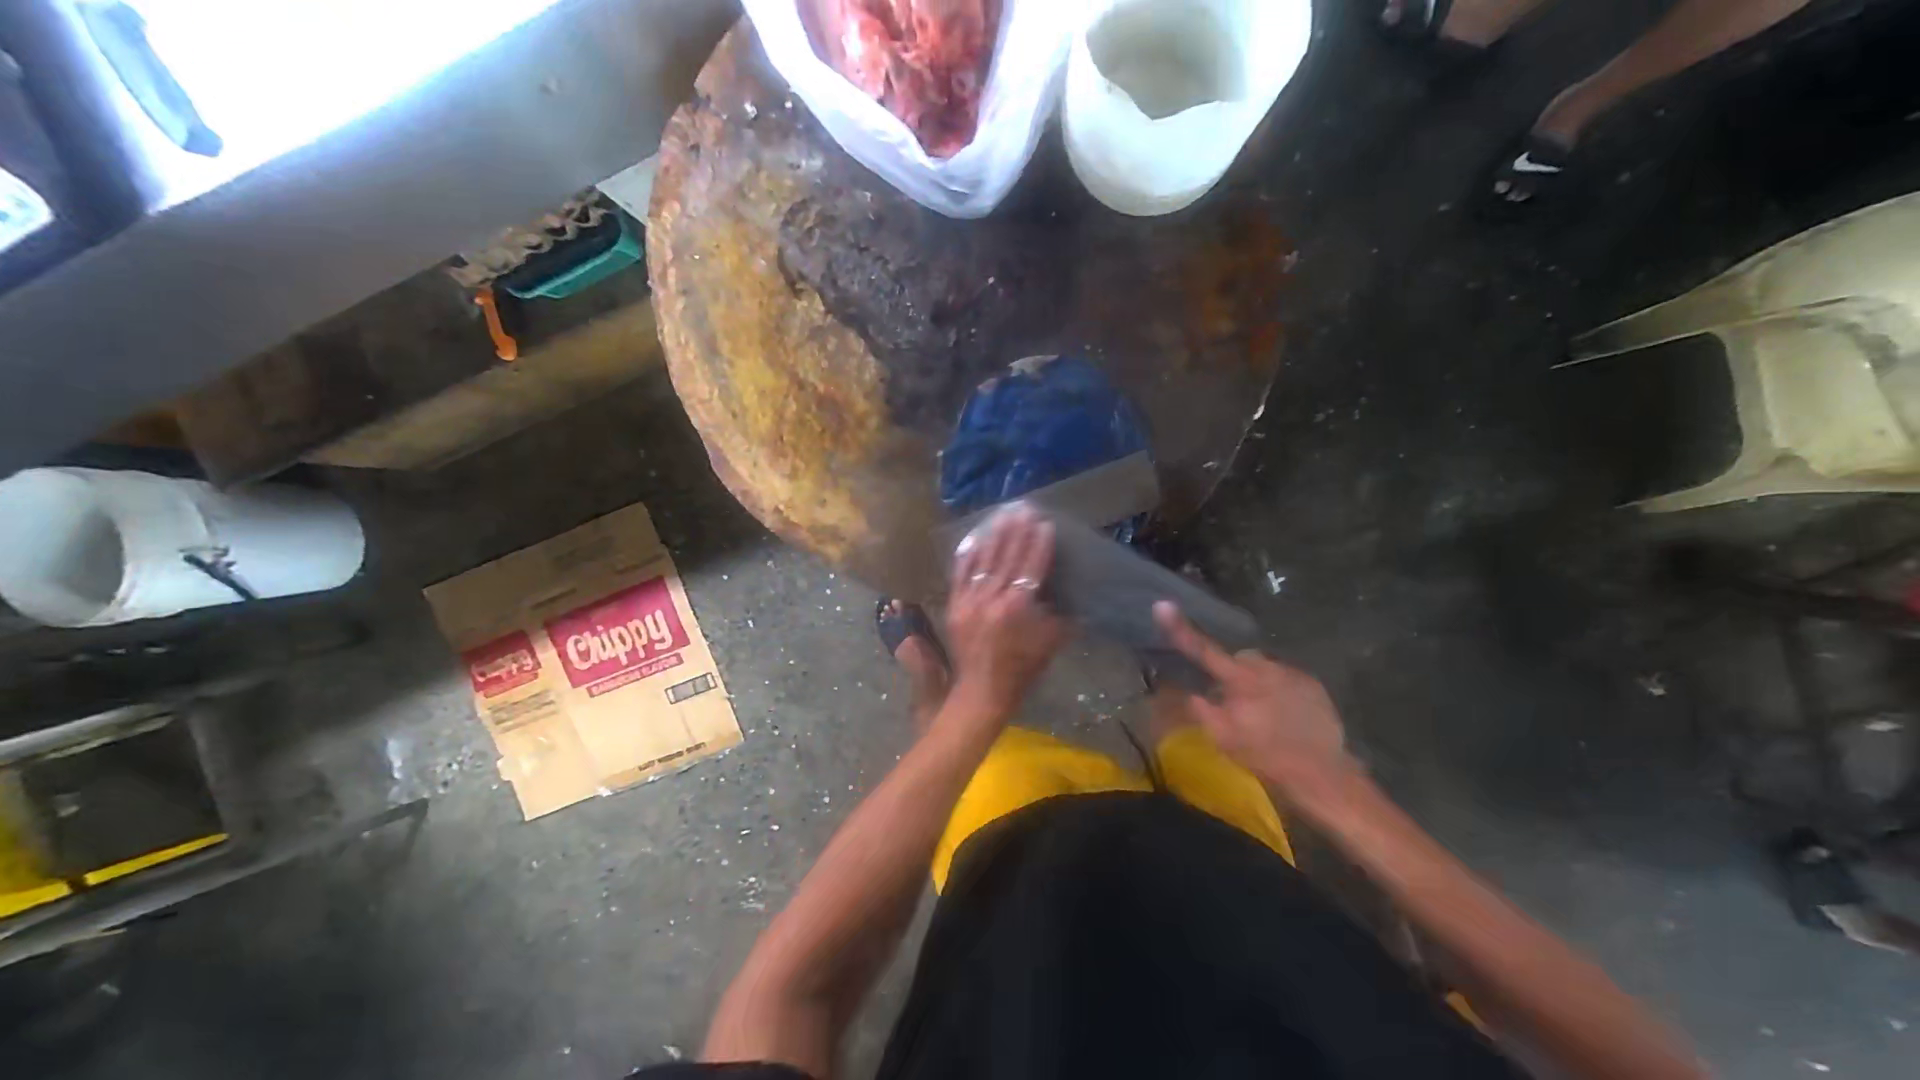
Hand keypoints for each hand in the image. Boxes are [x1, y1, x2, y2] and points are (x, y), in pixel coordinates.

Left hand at [945, 503, 1067, 717]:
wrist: (982, 691)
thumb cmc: (1022, 669)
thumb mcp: (1050, 642)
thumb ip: (1061, 615)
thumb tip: (1070, 592)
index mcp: (1017, 608)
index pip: (1030, 567)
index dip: (1038, 544)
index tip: (1044, 523)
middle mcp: (992, 599)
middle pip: (1007, 558)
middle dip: (1016, 532)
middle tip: (1023, 509)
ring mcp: (969, 601)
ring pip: (983, 561)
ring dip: (994, 536)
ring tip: (1003, 516)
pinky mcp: (954, 606)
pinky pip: (961, 574)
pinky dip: (968, 555)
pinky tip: (975, 538)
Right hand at [1153, 601, 1354, 790]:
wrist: (1322, 774)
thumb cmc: (1265, 757)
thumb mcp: (1222, 739)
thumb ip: (1201, 709)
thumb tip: (1186, 689)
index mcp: (1240, 680)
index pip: (1204, 650)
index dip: (1181, 628)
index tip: (1163, 605)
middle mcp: (1267, 667)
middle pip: (1239, 658)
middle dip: (1232, 671)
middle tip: (1232, 699)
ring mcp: (1293, 673)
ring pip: (1263, 667)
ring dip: (1257, 681)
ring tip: (1262, 710)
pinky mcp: (1313, 684)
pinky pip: (1286, 677)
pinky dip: (1279, 689)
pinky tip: (1284, 713)